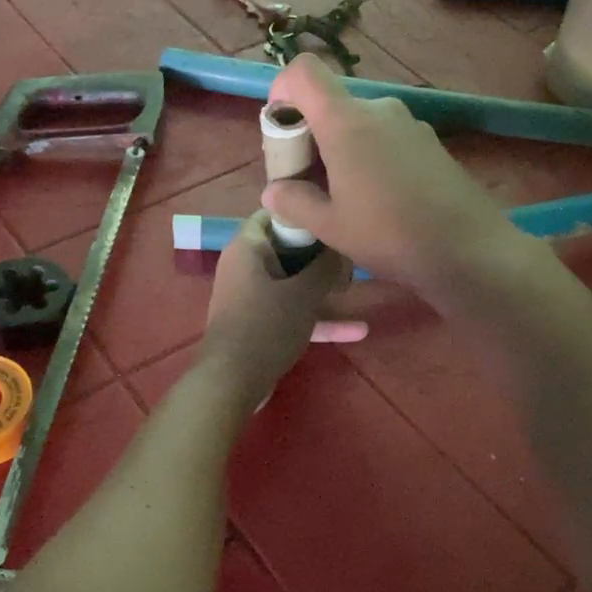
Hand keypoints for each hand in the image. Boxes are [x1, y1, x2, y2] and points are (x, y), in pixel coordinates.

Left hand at [200, 210, 362, 405]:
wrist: (232, 381)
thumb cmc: (266, 326)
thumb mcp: (303, 294)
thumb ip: (327, 267)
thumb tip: (343, 249)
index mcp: (247, 247)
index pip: (274, 212)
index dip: (304, 211)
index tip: (334, 215)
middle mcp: (245, 266)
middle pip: (287, 248)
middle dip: (321, 252)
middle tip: (353, 254)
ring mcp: (251, 297)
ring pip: (292, 283)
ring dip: (324, 287)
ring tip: (360, 287)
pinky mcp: (258, 325)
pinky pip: (290, 312)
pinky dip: (317, 318)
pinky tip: (358, 331)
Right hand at [262, 54, 518, 296]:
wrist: (469, 250)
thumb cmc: (390, 236)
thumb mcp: (331, 227)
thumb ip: (295, 202)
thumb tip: (273, 190)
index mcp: (346, 122)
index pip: (304, 71)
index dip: (283, 90)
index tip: (281, 132)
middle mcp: (379, 110)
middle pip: (331, 105)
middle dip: (311, 137)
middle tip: (308, 185)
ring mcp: (410, 124)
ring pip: (360, 125)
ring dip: (342, 152)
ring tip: (345, 201)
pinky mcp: (431, 143)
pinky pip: (387, 140)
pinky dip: (371, 159)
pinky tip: (380, 203)